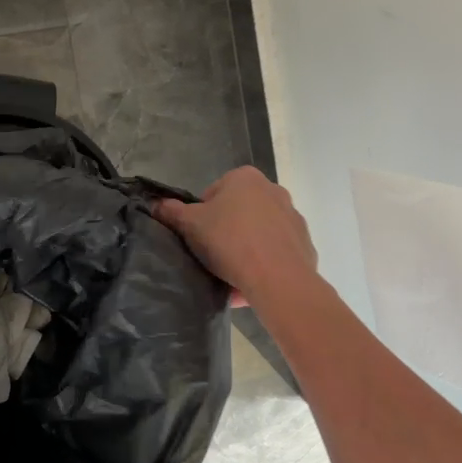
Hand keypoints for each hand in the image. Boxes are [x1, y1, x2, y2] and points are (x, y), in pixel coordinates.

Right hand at [154, 167, 317, 304]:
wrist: (279, 278)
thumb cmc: (230, 241)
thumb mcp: (191, 225)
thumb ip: (172, 212)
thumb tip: (156, 204)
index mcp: (245, 178)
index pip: (214, 193)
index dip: (202, 216)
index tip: (199, 237)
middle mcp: (273, 190)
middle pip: (239, 212)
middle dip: (226, 231)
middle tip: (213, 255)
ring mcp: (293, 217)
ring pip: (259, 233)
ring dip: (246, 249)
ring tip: (232, 275)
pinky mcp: (305, 244)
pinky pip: (276, 253)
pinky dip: (265, 265)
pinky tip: (252, 284)